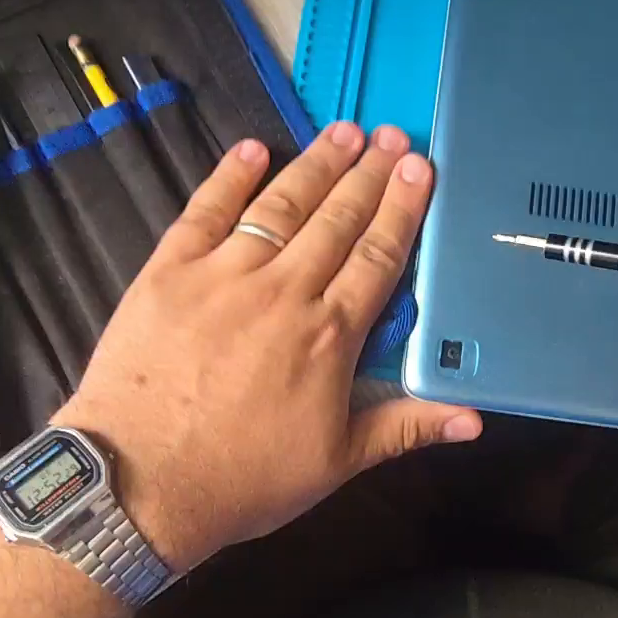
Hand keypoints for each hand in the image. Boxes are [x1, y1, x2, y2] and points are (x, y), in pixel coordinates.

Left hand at [52, 123, 481, 573]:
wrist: (141, 486)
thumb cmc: (245, 479)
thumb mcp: (337, 463)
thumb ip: (405, 428)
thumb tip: (476, 421)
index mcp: (330, 335)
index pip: (378, 256)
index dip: (402, 208)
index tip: (419, 167)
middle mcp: (285, 291)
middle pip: (337, 219)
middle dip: (368, 173)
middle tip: (391, 135)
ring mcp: (225, 275)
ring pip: (281, 205)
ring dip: (316, 164)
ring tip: (343, 132)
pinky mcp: (170, 271)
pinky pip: (206, 211)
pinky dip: (230, 176)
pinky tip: (254, 147)